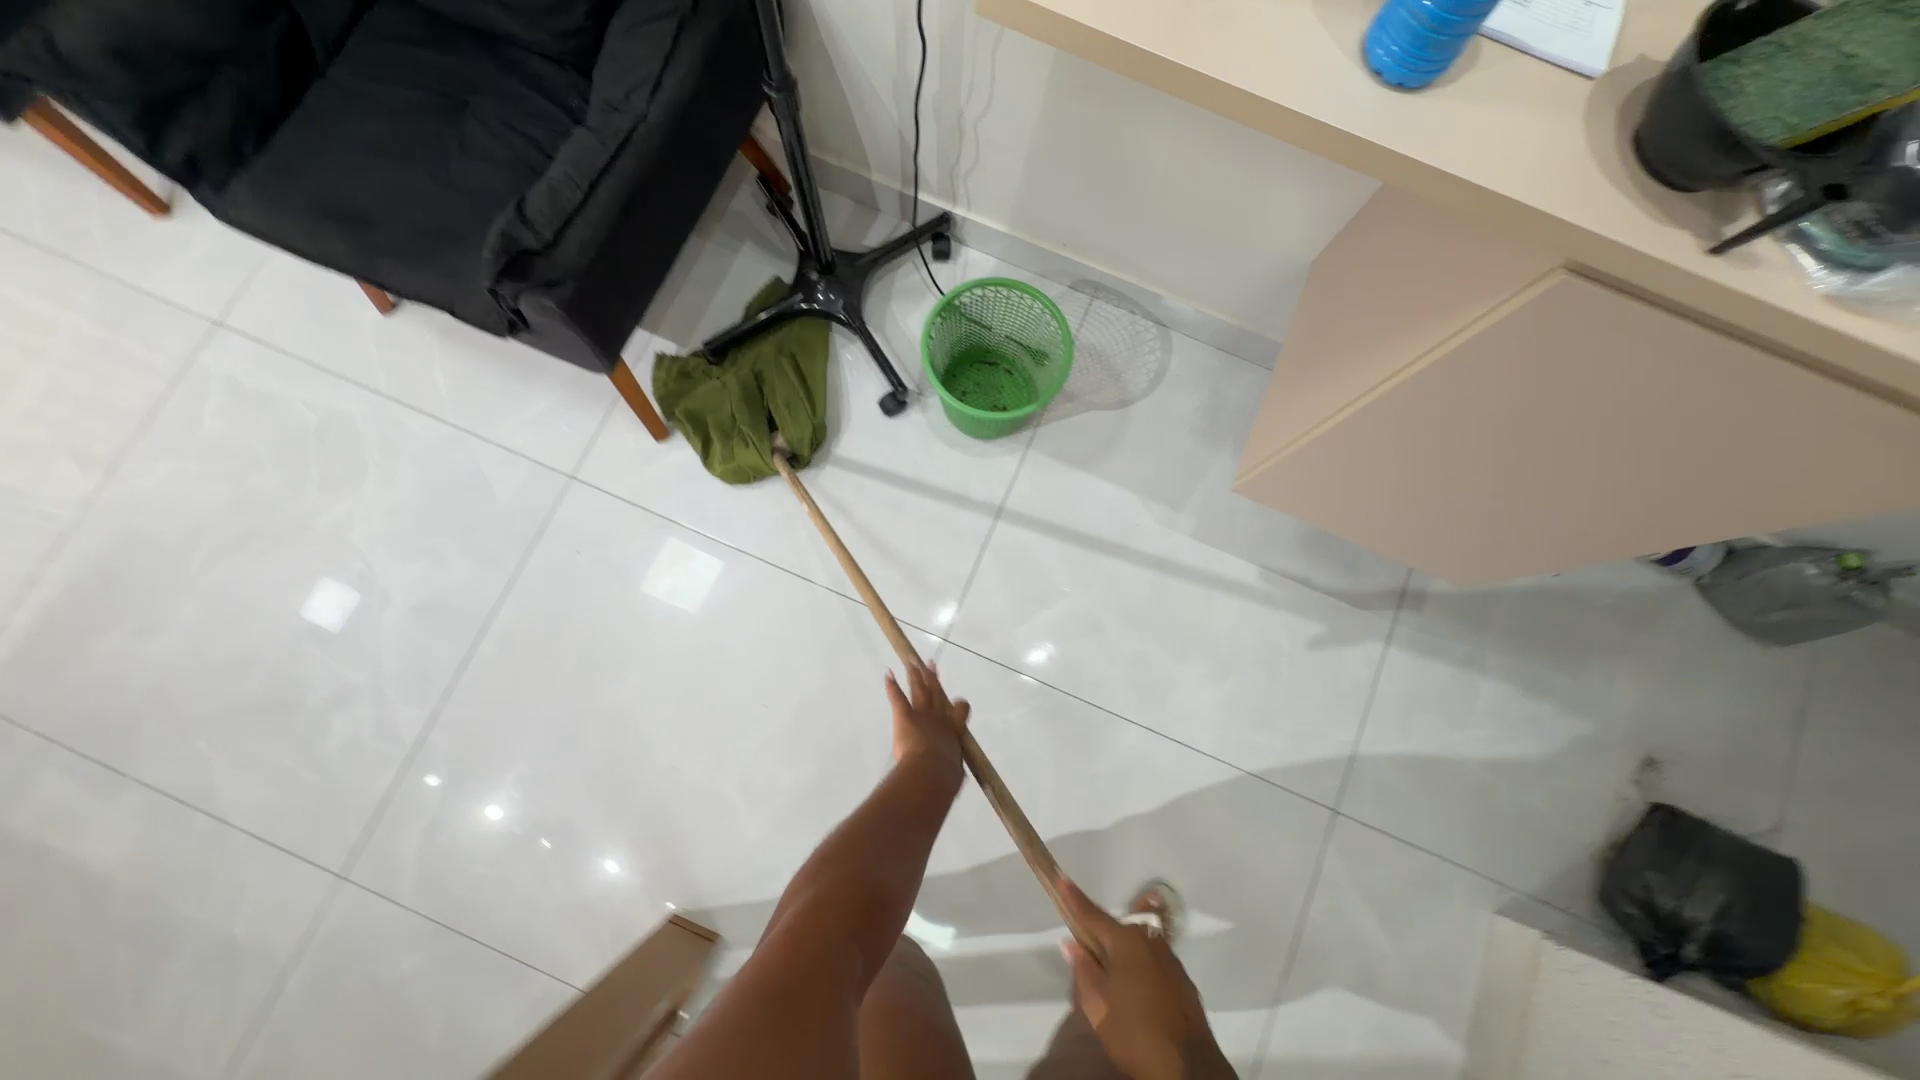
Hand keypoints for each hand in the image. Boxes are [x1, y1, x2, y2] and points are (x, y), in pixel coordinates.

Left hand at [884, 663, 969, 774]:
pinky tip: (888, 674)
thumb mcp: (954, 772)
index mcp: (955, 731)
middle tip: (930, 664)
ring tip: (911, 662)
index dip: (960, 705)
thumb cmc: (945, 776)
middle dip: (933, 677)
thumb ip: (953, 769)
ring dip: (915, 675)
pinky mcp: (905, 716)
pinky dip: (892, 685)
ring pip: (919, 690)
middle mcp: (940, 718)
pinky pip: (898, 697)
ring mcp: (922, 714)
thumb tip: (954, 776)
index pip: (961, 711)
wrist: (931, 772)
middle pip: (937, 692)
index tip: (959, 702)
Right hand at [1059, 879, 1234, 1079]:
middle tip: (1087, 951)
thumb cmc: (1134, 1033)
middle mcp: (1150, 942)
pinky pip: (1153, 962)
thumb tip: (1073, 944)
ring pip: (1138, 946)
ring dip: (1122, 953)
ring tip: (1111, 977)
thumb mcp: (1098, 1006)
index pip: (1093, 915)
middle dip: (1101, 934)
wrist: (1188, 1068)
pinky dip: (1139, 967)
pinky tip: (1135, 992)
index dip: (1075, 899)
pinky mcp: (1182, 980)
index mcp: (1126, 943)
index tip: (1062, 877)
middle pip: (1119, 929)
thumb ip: (1084, 970)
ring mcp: (1170, 960)